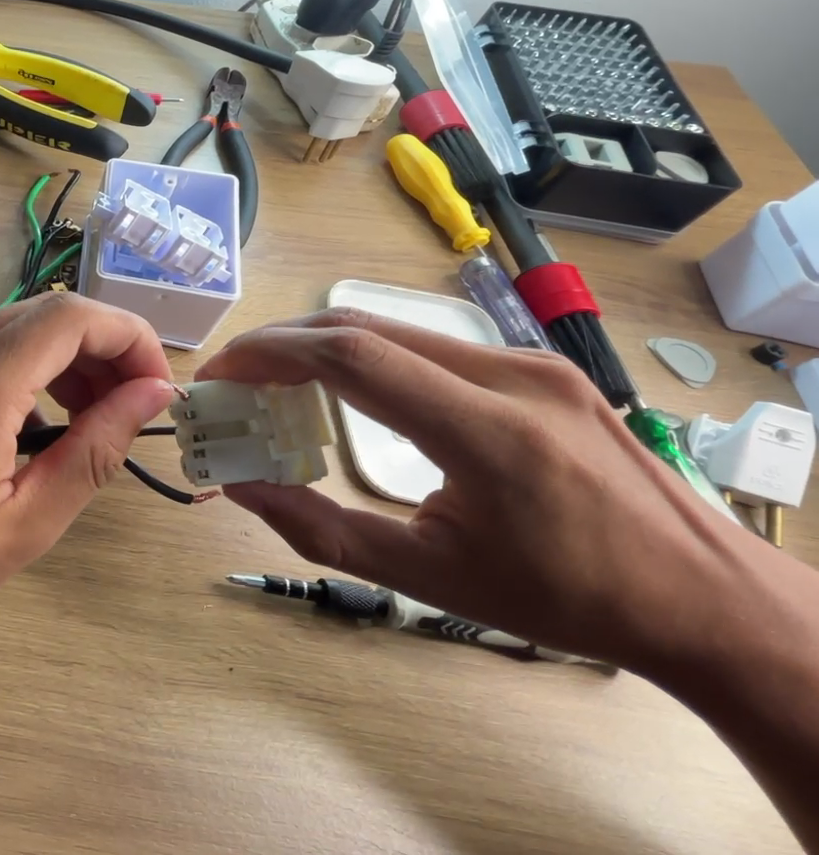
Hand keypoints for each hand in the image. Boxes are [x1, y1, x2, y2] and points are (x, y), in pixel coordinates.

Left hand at [0, 293, 175, 654]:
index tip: (156, 390)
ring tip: (91, 420)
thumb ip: (95, 449)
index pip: (71, 318)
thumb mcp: (28, 522)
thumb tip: (154, 394)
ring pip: (17, 325)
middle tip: (129, 409)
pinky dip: (28, 367)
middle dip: (104, 348)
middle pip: (46, 312)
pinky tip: (38, 423)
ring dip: (67, 357)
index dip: (130, 338)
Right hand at [197, 308, 767, 671]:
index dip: (268, 354)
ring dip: (318, 346)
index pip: (351, 356)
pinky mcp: (539, 367)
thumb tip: (241, 487)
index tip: (219, 376)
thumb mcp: (430, 577)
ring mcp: (531, 364)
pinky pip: (428, 344)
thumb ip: (321, 529)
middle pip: (362, 326)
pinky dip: (365, 356)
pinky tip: (344, 388)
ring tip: (273, 384)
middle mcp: (511, 376)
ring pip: (393, 328)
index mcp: (487, 432)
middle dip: (279, 343)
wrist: (707, 600)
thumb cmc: (567, 599)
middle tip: (232, 379)